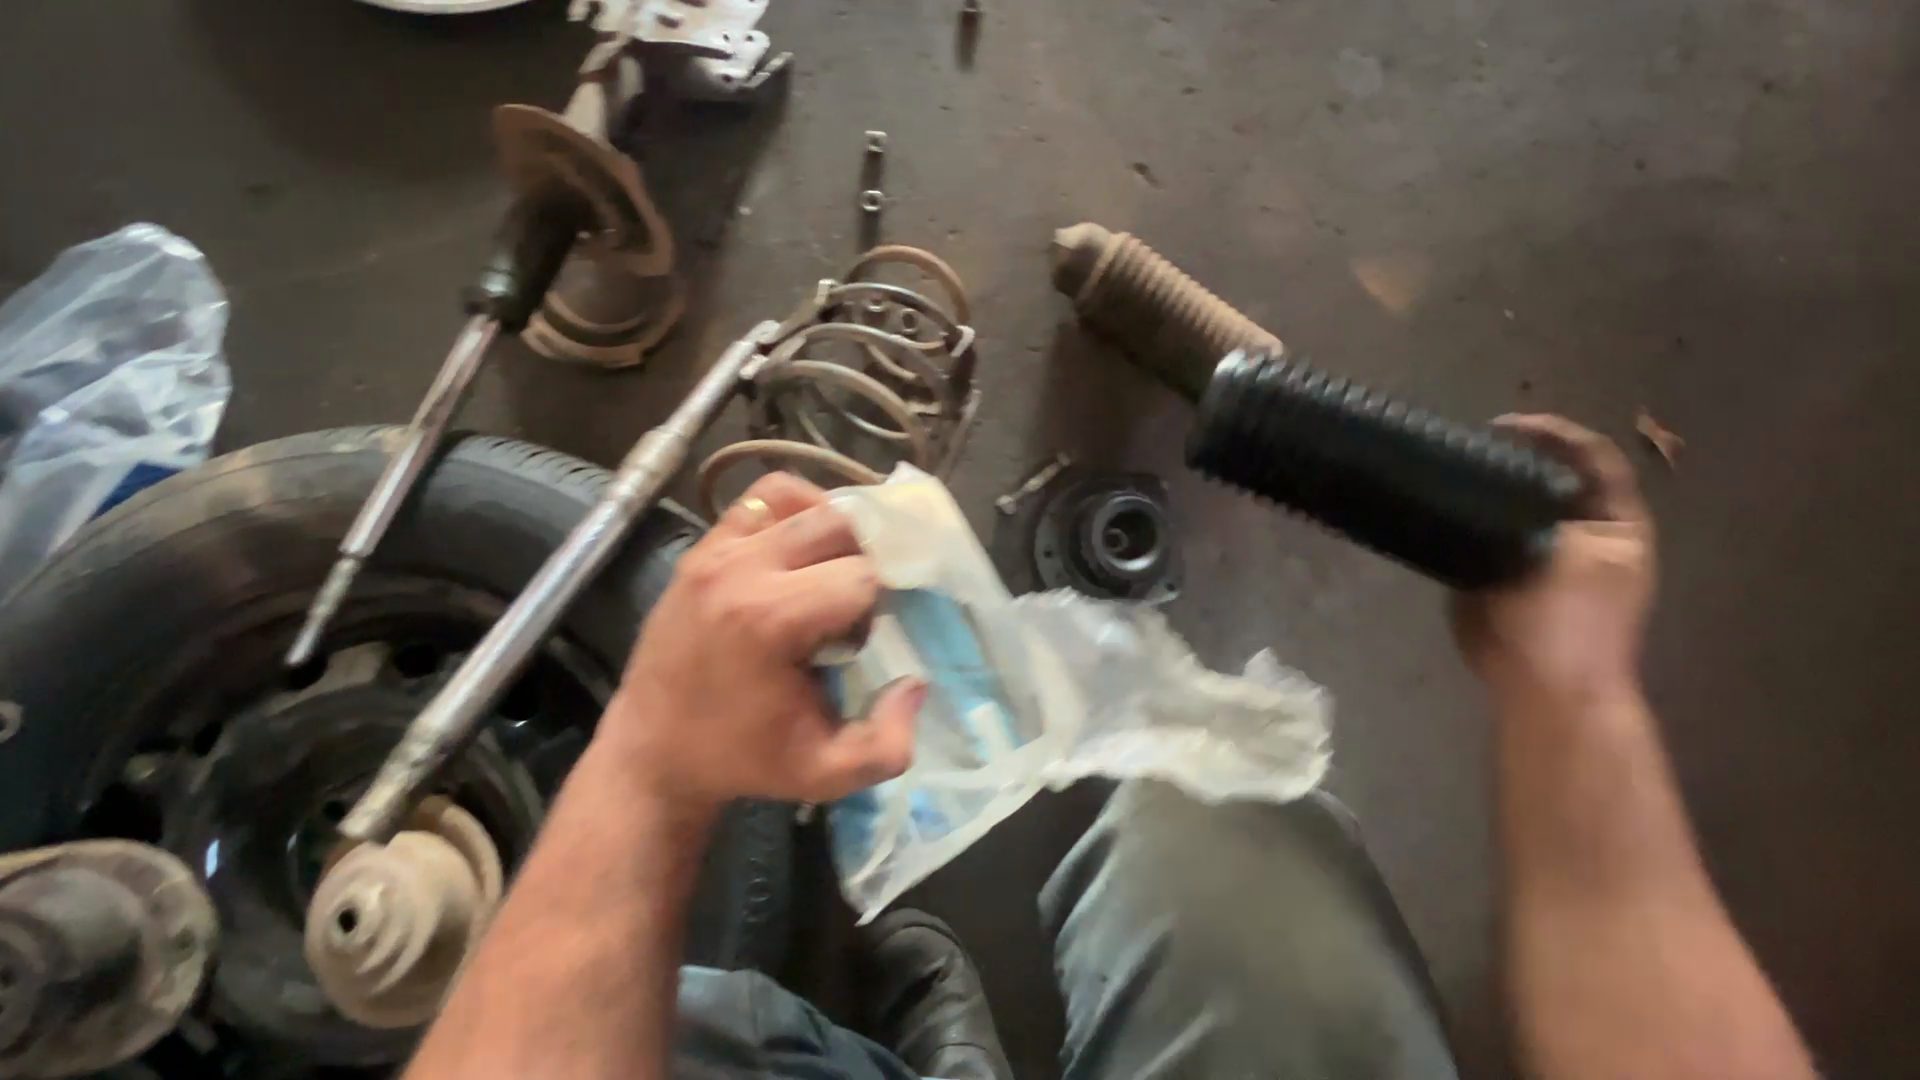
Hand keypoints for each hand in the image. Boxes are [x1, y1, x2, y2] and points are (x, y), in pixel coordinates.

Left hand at [598, 473, 923, 810]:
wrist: (654, 752)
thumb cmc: (743, 760)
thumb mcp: (826, 774)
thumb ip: (889, 743)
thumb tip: (916, 683)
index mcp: (772, 619)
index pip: (862, 576)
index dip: (879, 605)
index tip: (866, 640)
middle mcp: (742, 569)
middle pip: (841, 524)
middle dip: (868, 558)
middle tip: (861, 602)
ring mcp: (716, 550)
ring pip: (804, 500)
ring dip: (837, 527)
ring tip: (838, 568)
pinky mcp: (703, 548)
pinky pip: (763, 499)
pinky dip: (797, 510)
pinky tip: (805, 549)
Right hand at [1452, 415, 1654, 703]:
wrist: (1541, 686)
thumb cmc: (1568, 623)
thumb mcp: (1566, 556)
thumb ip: (1533, 516)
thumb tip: (1489, 488)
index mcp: (1615, 524)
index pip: (1591, 459)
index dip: (1552, 434)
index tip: (1501, 427)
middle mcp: (1579, 532)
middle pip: (1547, 478)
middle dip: (1510, 460)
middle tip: (1466, 450)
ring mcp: (1538, 554)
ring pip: (1509, 507)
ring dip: (1483, 491)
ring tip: (1447, 475)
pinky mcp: (1500, 574)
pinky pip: (1480, 536)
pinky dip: (1462, 522)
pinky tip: (1437, 511)